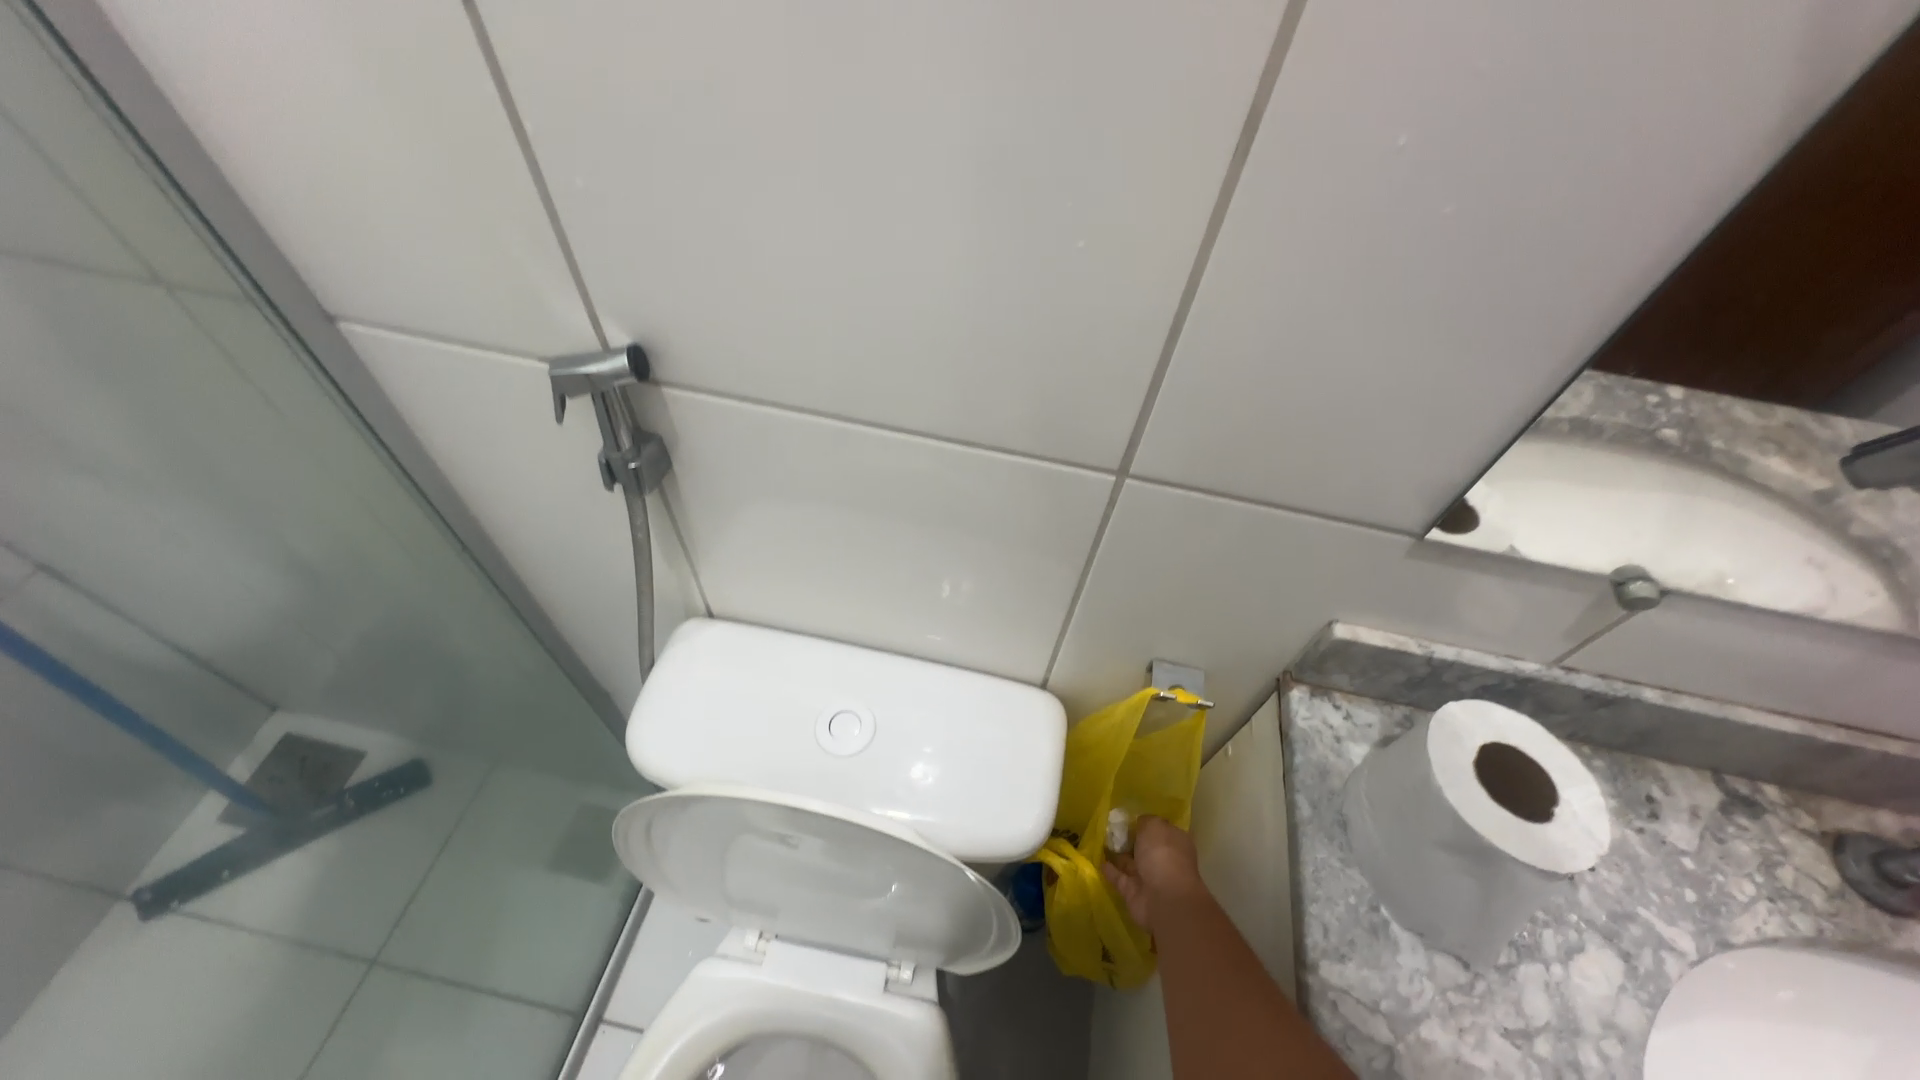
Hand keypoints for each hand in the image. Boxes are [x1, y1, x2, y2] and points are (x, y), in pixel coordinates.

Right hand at [1101, 815, 1205, 932]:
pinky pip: (1119, 878)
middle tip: (1109, 828)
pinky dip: (1109, 870)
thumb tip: (1139, 823)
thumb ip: (1145, 821)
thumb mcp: (1154, 826)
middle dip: (1130, 839)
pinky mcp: (1133, 892)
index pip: (1160, 829)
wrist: (1164, 899)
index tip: (1128, 816)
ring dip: (1117, 854)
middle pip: (1144, 847)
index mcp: (1174, 842)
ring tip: (1100, 841)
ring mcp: (1149, 877)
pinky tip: (1096, 860)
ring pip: (1130, 862)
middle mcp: (1163, 859)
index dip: (1146, 823)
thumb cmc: (1163, 855)